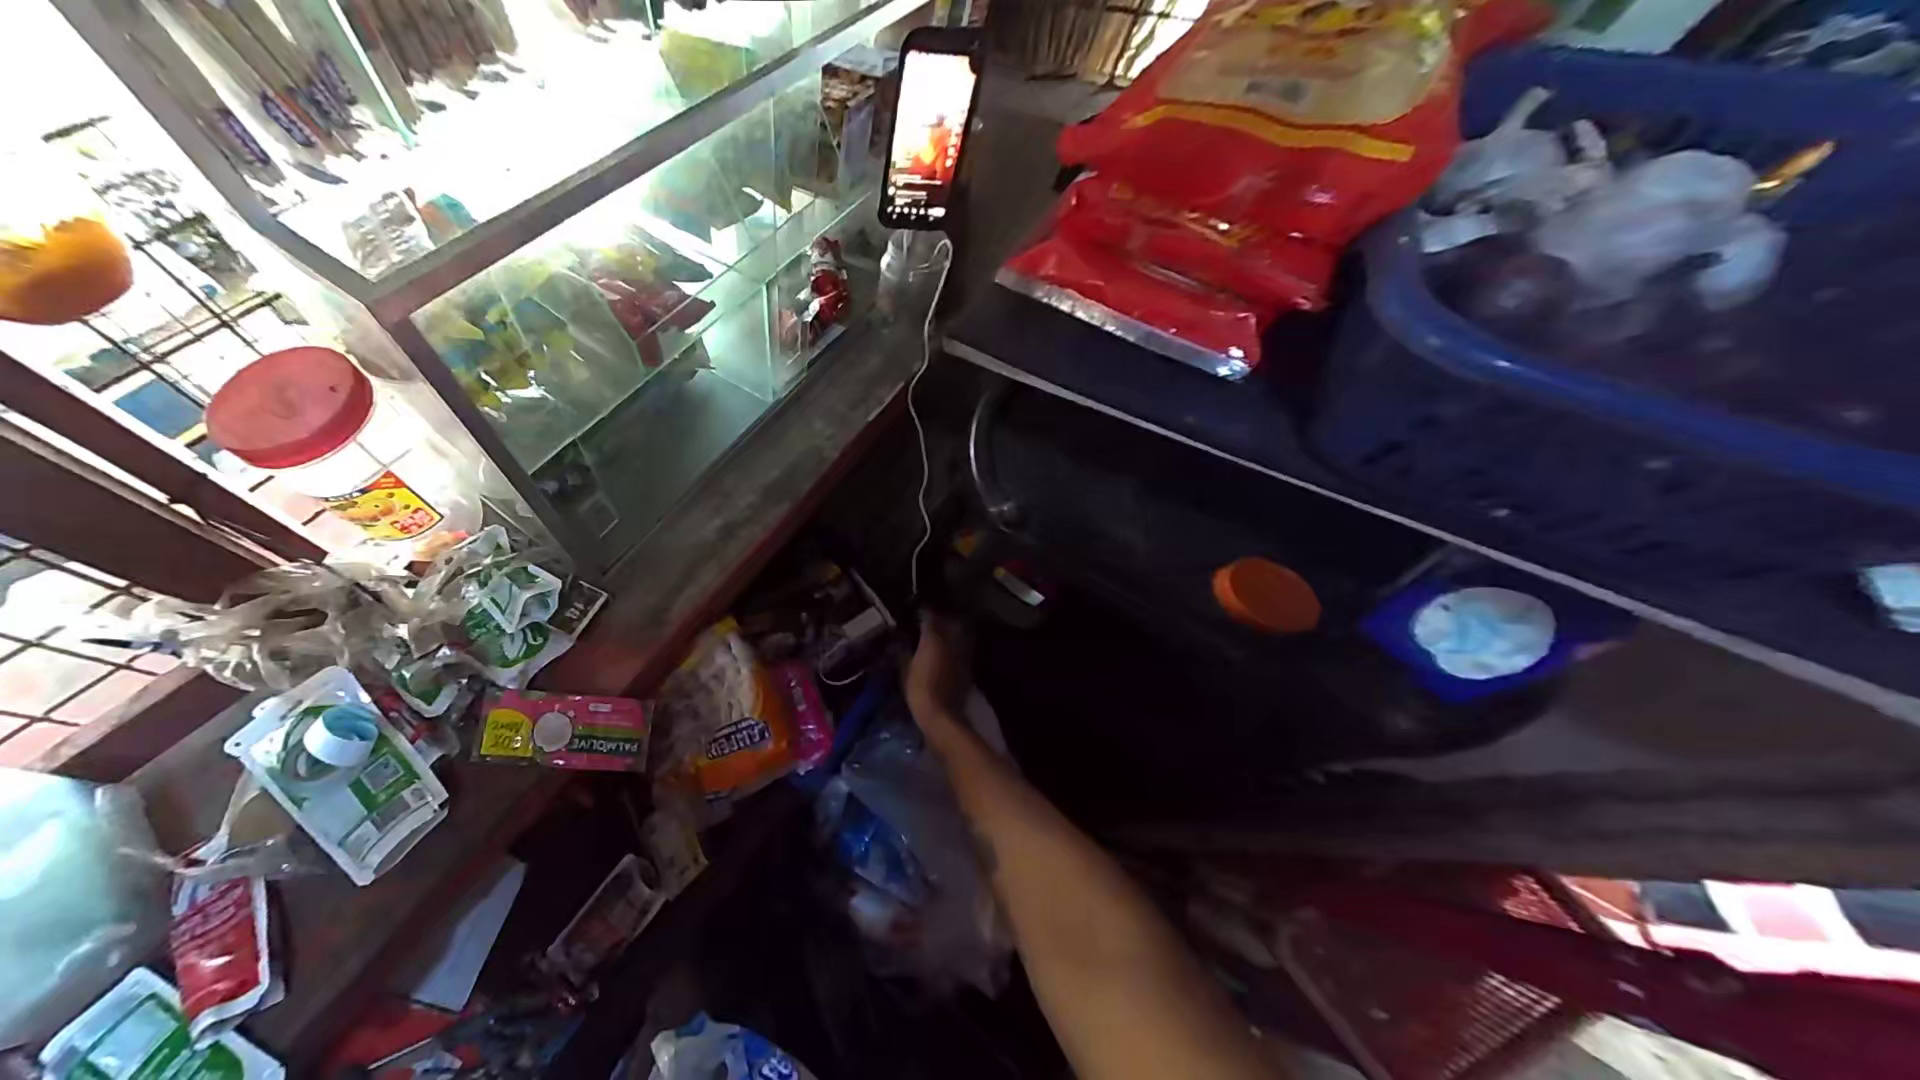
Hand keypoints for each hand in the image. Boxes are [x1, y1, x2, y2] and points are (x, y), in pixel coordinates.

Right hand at [905, 611, 970, 725]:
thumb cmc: (918, 690)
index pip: (929, 616)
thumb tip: (900, 642)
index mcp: (933, 638)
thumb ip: (903, 653)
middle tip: (930, 623)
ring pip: (960, 633)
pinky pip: (963, 648)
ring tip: (940, 636)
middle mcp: (951, 640)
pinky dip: (956, 646)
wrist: (942, 714)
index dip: (922, 613)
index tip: (916, 613)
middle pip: (949, 621)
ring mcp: (962, 653)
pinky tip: (948, 652)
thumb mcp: (904, 671)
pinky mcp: (967, 666)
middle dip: (941, 619)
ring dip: (951, 631)